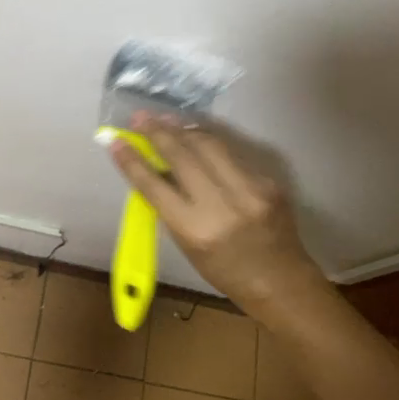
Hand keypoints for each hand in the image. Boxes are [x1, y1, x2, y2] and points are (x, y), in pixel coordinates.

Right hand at [108, 114, 325, 313]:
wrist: (282, 283)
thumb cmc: (226, 273)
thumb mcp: (188, 246)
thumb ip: (171, 207)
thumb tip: (155, 169)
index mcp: (196, 230)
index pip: (155, 186)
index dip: (132, 161)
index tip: (116, 141)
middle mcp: (223, 205)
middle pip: (182, 156)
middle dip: (157, 133)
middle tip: (140, 117)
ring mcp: (250, 190)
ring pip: (210, 145)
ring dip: (183, 129)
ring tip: (164, 119)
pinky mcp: (268, 182)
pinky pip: (232, 155)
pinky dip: (210, 144)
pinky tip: (196, 137)